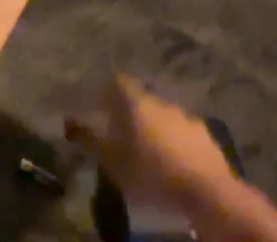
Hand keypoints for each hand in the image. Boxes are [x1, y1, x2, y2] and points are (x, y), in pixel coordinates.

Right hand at [68, 76, 276, 241]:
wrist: (207, 193)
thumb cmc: (152, 174)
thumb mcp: (113, 162)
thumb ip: (90, 139)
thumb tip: (69, 121)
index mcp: (138, 103)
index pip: (119, 83)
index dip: (109, 92)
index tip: (102, 106)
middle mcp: (163, 103)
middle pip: (143, 101)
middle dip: (133, 115)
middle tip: (124, 135)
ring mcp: (188, 119)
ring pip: (165, 118)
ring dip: (157, 130)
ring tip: (151, 153)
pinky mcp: (207, 138)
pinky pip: (184, 135)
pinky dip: (177, 144)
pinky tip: (174, 163)